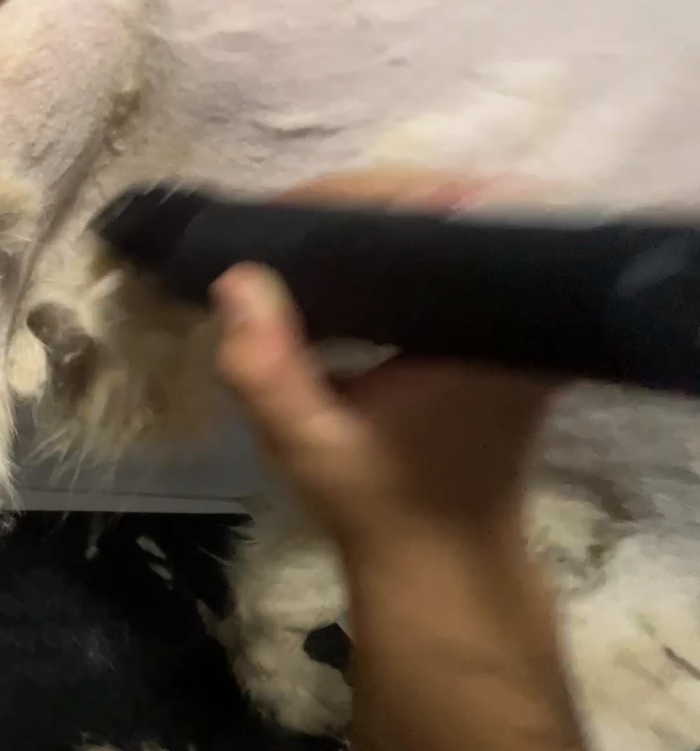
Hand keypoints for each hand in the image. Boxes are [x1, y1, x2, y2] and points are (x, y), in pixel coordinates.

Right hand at [211, 170, 557, 552]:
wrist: (435, 552)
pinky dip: (370, 252)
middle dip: (344, 204)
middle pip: (435, 207)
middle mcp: (516, 308)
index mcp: (490, 325)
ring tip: (283, 238)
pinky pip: (426, 260)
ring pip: (429, 229)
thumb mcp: (302, 438)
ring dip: (354, 223)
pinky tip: (319, 268)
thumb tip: (234, 276)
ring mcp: (507, 316)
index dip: (353, 197)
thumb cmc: (375, 496)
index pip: (437, 210)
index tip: (277, 216)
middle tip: (266, 226)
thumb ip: (264, 367)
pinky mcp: (486, 327)